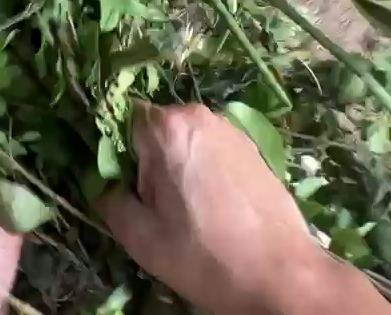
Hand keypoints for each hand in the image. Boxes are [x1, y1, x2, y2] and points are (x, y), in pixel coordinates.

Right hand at [97, 102, 390, 314]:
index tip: (135, 192)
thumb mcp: (143, 239)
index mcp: (166, 127)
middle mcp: (197, 114)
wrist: (284, 277)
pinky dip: (208, 170)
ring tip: (194, 211)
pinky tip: (219, 208)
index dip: (123, 157)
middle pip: (156, 130)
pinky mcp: (252, 146)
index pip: (123, 123)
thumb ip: (111, 203)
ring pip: (185, 140)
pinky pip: (213, 149)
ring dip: (180, 166)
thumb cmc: (206, 255)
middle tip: (164, 208)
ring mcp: (229, 128)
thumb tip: (106, 188)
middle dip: (153, 162)